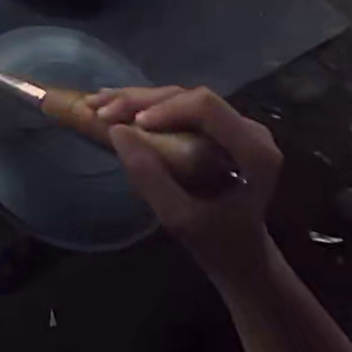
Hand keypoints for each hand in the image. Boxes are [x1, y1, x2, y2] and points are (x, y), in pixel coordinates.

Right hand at [85, 86, 282, 276]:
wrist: (239, 254)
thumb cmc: (215, 241)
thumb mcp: (178, 218)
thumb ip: (150, 177)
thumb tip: (117, 131)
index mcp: (254, 151)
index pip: (207, 108)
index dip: (166, 108)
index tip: (133, 124)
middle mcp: (249, 129)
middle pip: (189, 97)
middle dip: (140, 100)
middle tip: (99, 110)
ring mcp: (232, 125)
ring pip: (179, 97)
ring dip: (136, 99)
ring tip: (97, 104)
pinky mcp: (215, 127)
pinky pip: (177, 106)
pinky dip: (143, 105)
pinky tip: (114, 104)